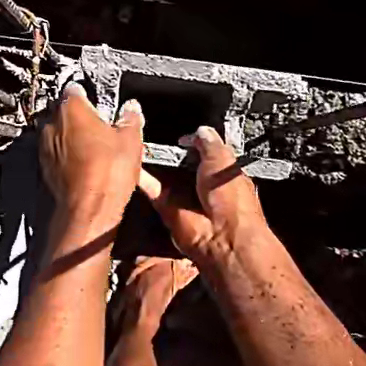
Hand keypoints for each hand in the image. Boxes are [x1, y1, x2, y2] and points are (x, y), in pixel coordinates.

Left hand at [38, 84, 143, 234]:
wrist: (89, 211)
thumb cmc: (106, 174)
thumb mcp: (130, 140)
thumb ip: (130, 119)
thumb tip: (132, 110)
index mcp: (71, 109)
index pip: (76, 89)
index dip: (91, 95)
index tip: (102, 104)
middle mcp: (52, 125)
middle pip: (68, 114)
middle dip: (85, 121)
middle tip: (106, 131)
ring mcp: (46, 149)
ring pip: (64, 137)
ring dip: (78, 142)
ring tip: (101, 155)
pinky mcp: (46, 170)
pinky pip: (61, 158)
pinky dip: (73, 161)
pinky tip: (92, 170)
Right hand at [136, 126, 269, 264]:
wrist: (221, 234)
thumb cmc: (232, 198)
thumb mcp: (222, 158)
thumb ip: (208, 142)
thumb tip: (198, 131)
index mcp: (222, 173)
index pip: (205, 153)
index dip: (193, 143)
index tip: (182, 136)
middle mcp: (203, 186)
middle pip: (180, 164)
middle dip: (170, 152)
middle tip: (157, 139)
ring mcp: (184, 198)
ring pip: (163, 176)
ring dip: (153, 163)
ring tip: (140, 145)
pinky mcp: (167, 208)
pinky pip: (151, 189)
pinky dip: (142, 178)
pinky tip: (134, 164)